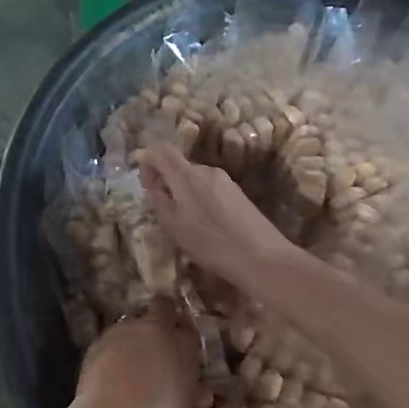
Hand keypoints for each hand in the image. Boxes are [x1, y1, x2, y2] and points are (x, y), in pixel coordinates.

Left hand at [54, 309, 198, 407]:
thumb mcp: (186, 405)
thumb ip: (182, 380)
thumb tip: (175, 377)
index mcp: (186, 345)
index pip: (188, 329)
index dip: (182, 336)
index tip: (179, 347)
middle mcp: (157, 328)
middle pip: (161, 308)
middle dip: (160, 317)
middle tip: (157, 340)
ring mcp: (125, 330)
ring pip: (132, 322)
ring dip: (134, 335)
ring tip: (129, 363)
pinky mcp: (99, 340)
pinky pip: (111, 338)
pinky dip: (113, 349)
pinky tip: (109, 372)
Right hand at [138, 144, 297, 289]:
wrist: (262, 257)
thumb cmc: (211, 244)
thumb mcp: (175, 227)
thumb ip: (159, 202)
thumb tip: (152, 187)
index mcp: (187, 175)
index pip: (161, 150)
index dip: (147, 162)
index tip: (146, 187)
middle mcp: (207, 170)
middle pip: (178, 165)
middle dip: (166, 182)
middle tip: (163, 212)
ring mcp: (225, 181)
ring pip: (194, 178)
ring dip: (183, 193)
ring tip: (186, 224)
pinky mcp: (238, 193)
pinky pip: (210, 188)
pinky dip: (200, 200)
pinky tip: (207, 226)